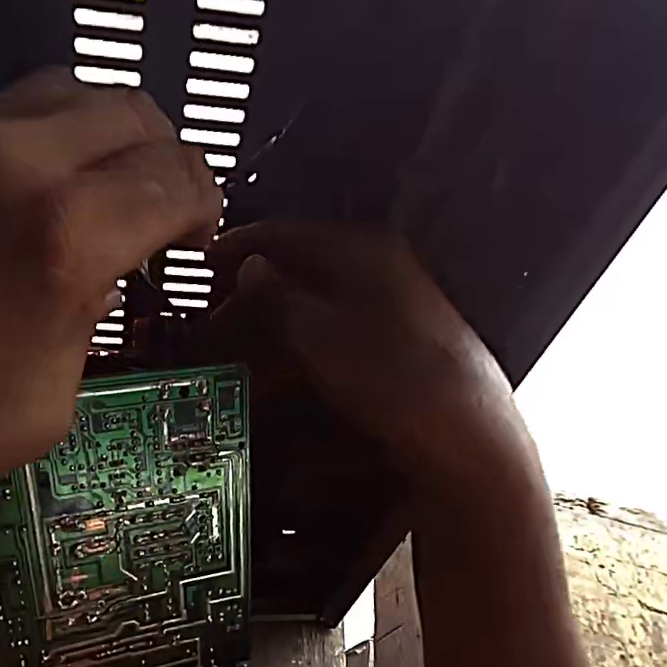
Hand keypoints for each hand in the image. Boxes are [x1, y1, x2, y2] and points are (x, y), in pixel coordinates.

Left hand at [0, 69, 221, 591]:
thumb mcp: (43, 407)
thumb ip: (85, 328)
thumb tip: (92, 284)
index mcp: (63, 237)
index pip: (175, 178)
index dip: (204, 205)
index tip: (198, 239)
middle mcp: (13, 163)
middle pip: (129, 111)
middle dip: (167, 160)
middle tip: (163, 218)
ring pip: (62, 94)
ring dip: (105, 142)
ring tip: (102, 205)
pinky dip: (41, 150)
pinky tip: (24, 213)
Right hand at [205, 222, 528, 485]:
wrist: (460, 433)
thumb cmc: (401, 376)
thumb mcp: (319, 333)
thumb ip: (275, 297)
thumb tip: (247, 273)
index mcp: (362, 249)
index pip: (283, 233)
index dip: (237, 249)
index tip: (206, 266)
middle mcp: (377, 272)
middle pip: (296, 274)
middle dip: (251, 300)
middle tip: (218, 322)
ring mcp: (386, 310)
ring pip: (311, 310)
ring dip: (271, 331)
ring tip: (242, 358)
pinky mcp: (391, 347)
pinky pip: (331, 339)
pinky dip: (299, 354)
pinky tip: (283, 379)